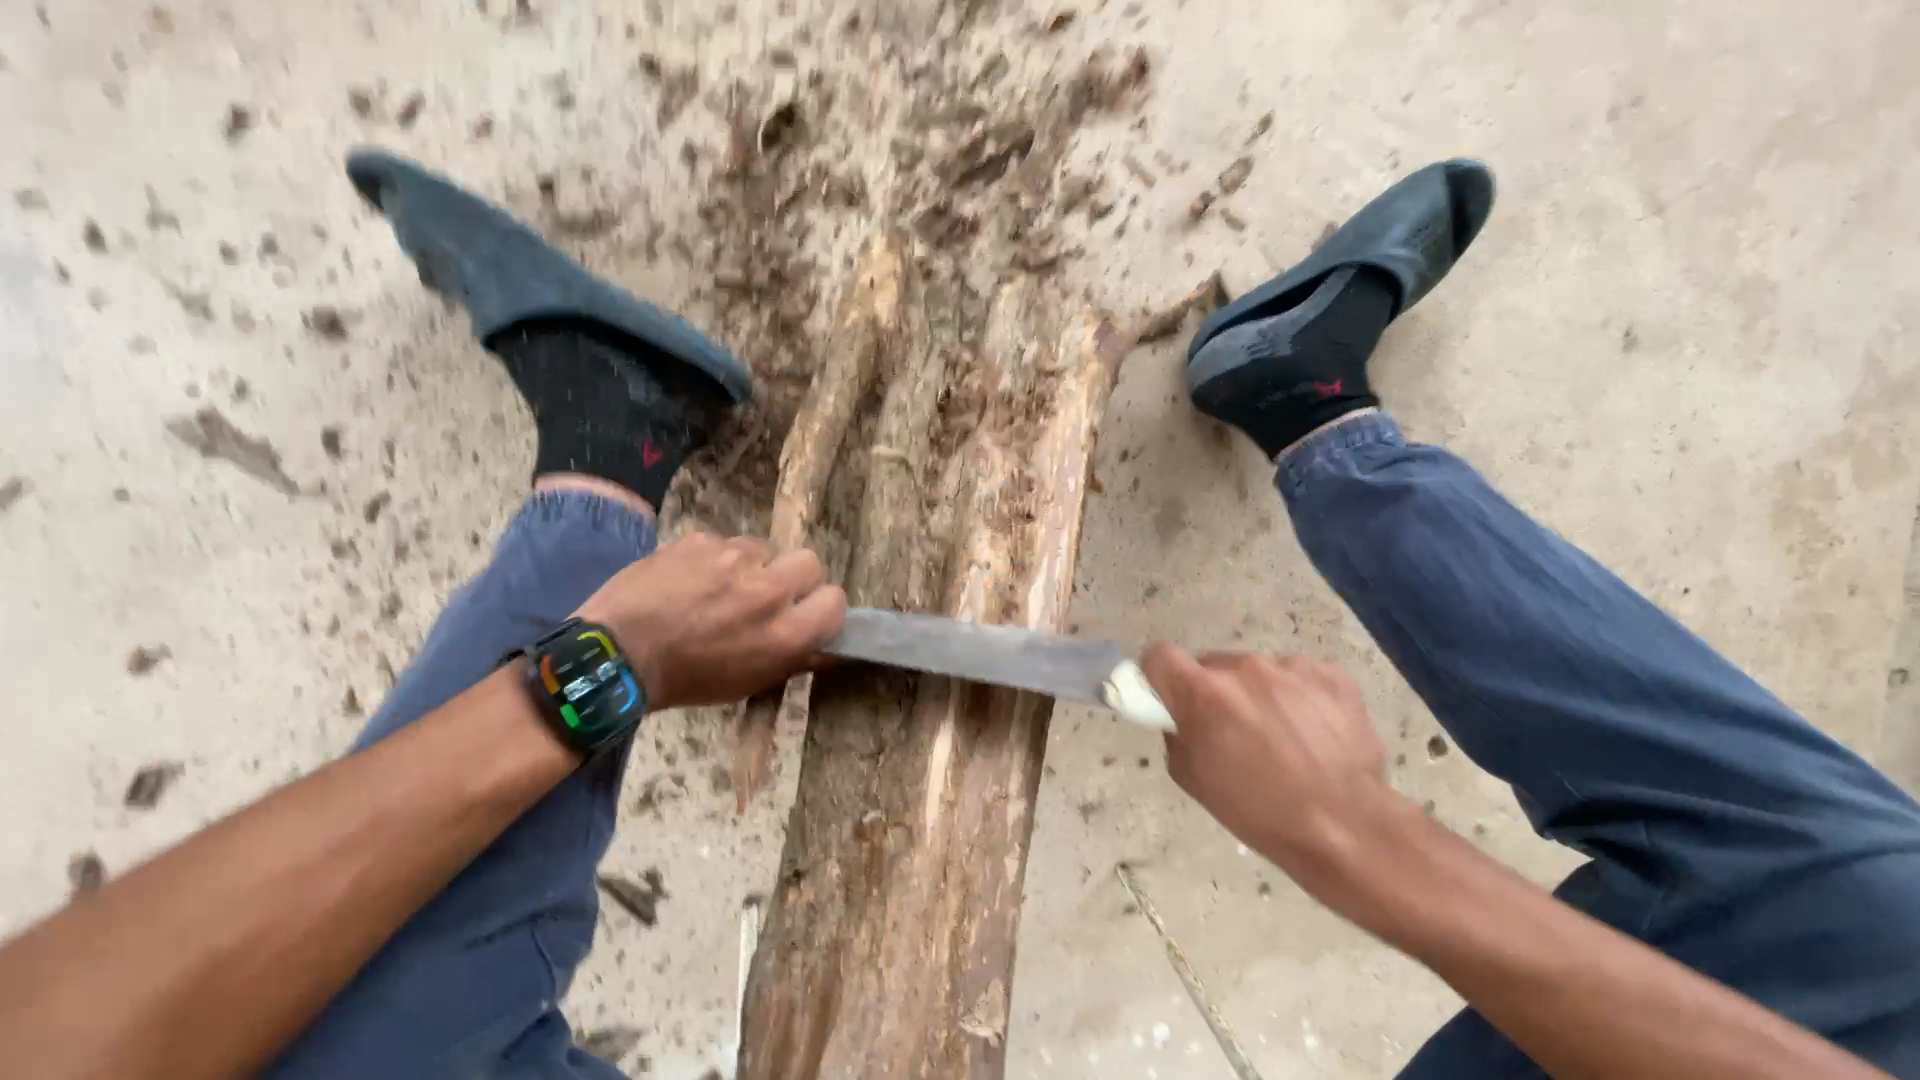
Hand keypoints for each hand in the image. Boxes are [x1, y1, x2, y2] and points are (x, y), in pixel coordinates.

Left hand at [577, 533, 846, 710]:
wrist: (617, 655)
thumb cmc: (688, 679)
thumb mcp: (750, 682)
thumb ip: (795, 658)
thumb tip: (828, 646)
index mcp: (786, 633)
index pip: (835, 600)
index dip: (822, 608)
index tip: (805, 615)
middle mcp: (768, 590)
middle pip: (810, 563)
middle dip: (794, 578)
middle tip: (767, 596)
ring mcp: (733, 559)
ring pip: (764, 549)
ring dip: (753, 566)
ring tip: (720, 587)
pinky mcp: (701, 540)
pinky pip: (723, 543)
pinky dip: (714, 559)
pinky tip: (690, 580)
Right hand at [1142, 645, 1403, 879]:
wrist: (1346, 826)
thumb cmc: (1260, 812)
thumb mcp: (1194, 781)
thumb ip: (1178, 734)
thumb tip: (1182, 716)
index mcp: (1205, 694)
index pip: (1161, 656)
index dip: (1160, 676)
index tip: (1170, 698)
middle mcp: (1245, 669)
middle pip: (1214, 666)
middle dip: (1217, 693)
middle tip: (1235, 733)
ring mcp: (1292, 668)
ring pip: (1259, 673)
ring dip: (1261, 696)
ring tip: (1285, 740)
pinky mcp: (1332, 674)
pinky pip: (1300, 678)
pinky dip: (1300, 699)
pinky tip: (1314, 735)